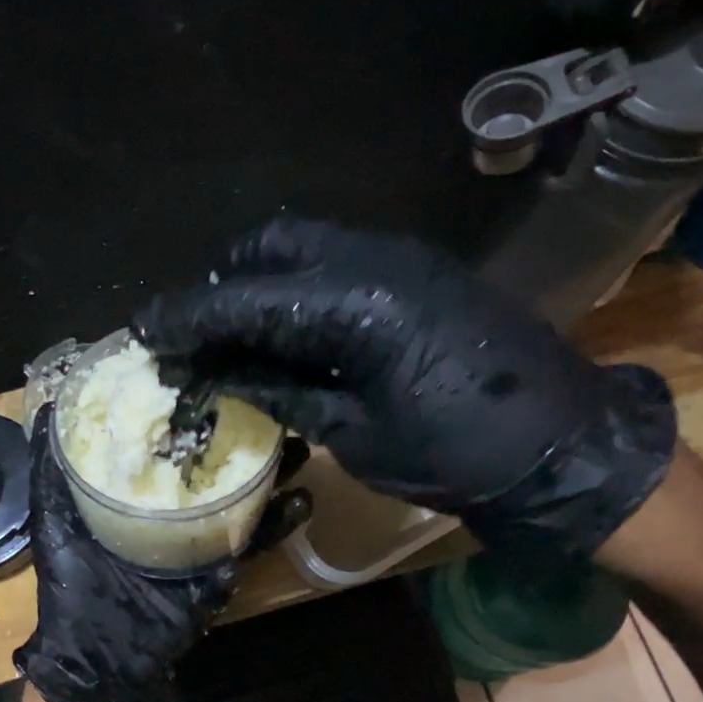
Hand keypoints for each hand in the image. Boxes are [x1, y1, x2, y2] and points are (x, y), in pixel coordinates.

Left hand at [13, 405, 296, 701]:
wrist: (91, 657)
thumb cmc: (70, 586)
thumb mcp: (55, 520)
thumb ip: (52, 471)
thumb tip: (50, 409)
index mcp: (137, 496)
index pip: (172, 448)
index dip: (196, 417)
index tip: (216, 382)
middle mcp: (173, 514)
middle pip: (215, 470)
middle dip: (246, 442)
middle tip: (273, 411)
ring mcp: (199, 544)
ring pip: (243, 503)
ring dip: (273, 477)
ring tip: (300, 452)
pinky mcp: (216, 574)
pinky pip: (249, 548)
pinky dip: (273, 528)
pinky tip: (297, 504)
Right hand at [132, 217, 676, 554]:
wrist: (561, 446)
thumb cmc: (454, 453)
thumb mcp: (352, 433)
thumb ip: (278, 390)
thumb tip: (212, 373)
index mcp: (356, 305)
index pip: (246, 299)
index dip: (187, 316)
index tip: (142, 330)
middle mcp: (373, 261)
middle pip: (269, 248)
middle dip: (221, 287)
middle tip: (194, 337)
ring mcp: (399, 260)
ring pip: (301, 249)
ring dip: (256, 286)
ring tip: (231, 337)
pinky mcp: (416, 273)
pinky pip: (335, 264)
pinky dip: (295, 292)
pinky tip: (284, 334)